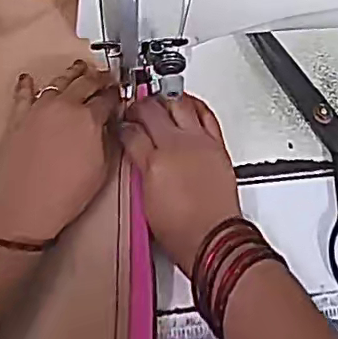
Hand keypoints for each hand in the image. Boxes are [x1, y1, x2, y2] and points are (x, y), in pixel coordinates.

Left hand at [0, 61, 119, 244]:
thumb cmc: (63, 195)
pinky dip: (28, 84)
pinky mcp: (18, 117)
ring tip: (79, 68)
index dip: (116, 94)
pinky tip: (29, 79)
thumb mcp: (101, 169)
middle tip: (105, 77)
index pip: (107, 97)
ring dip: (72, 74)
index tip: (119, 93)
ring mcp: (38, 108)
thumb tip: (110, 125)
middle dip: (98, 78)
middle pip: (85, 82)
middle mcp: (64, 106)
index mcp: (88, 118)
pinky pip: (23, 93)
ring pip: (59, 81)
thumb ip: (108, 139)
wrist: (22, 209)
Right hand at [118, 94, 241, 274]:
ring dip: (165, 99)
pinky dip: (194, 104)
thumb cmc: (181, 230)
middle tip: (135, 108)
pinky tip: (188, 104)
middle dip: (138, 106)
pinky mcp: (216, 143)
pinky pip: (206, 113)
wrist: (213, 239)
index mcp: (152, 163)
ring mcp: (197, 142)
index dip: (122, 125)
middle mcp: (175, 146)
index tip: (121, 125)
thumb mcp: (146, 200)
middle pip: (151, 110)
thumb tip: (138, 155)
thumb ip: (140, 170)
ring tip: (159, 101)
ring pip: (178, 103)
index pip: (130, 132)